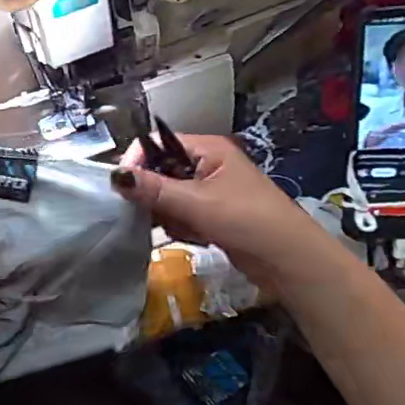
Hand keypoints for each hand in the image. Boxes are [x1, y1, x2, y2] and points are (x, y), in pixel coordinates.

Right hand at [111, 133, 336, 286]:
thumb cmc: (247, 221)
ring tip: (180, 227)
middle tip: (153, 212)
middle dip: (152, 194)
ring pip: (166, 196)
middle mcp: (206, 165)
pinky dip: (178, 226)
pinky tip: (190, 236)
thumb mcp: (196, 203)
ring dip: (166, 214)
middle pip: (159, 171)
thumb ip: (154, 189)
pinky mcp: (210, 215)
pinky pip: (179, 214)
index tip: (122, 187)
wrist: (289, 261)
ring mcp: (209, 191)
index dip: (137, 161)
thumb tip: (116, 175)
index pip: (157, 143)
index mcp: (208, 149)